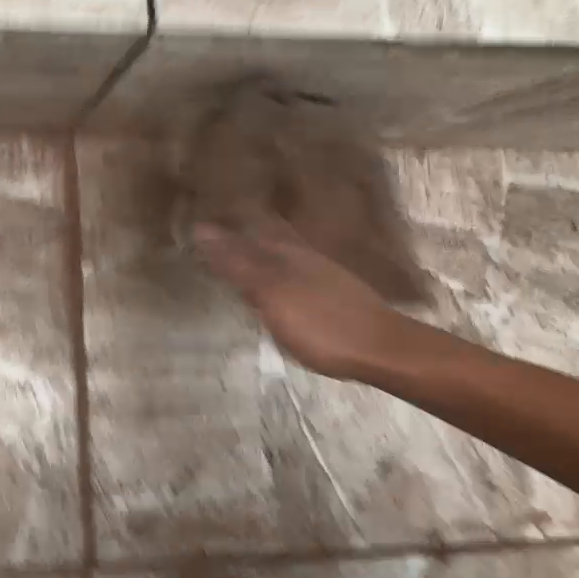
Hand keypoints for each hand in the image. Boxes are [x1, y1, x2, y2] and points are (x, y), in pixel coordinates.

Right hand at [193, 217, 409, 380]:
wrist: (384, 348)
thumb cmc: (322, 325)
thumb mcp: (271, 295)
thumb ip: (237, 265)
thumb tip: (202, 230)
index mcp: (283, 253)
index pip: (242, 235)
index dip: (219, 232)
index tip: (194, 228)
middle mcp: (301, 256)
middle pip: (263, 238)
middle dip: (240, 235)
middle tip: (213, 232)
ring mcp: (320, 273)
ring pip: (281, 252)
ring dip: (259, 249)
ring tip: (240, 251)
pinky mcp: (334, 292)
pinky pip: (296, 268)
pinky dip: (278, 267)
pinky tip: (279, 278)